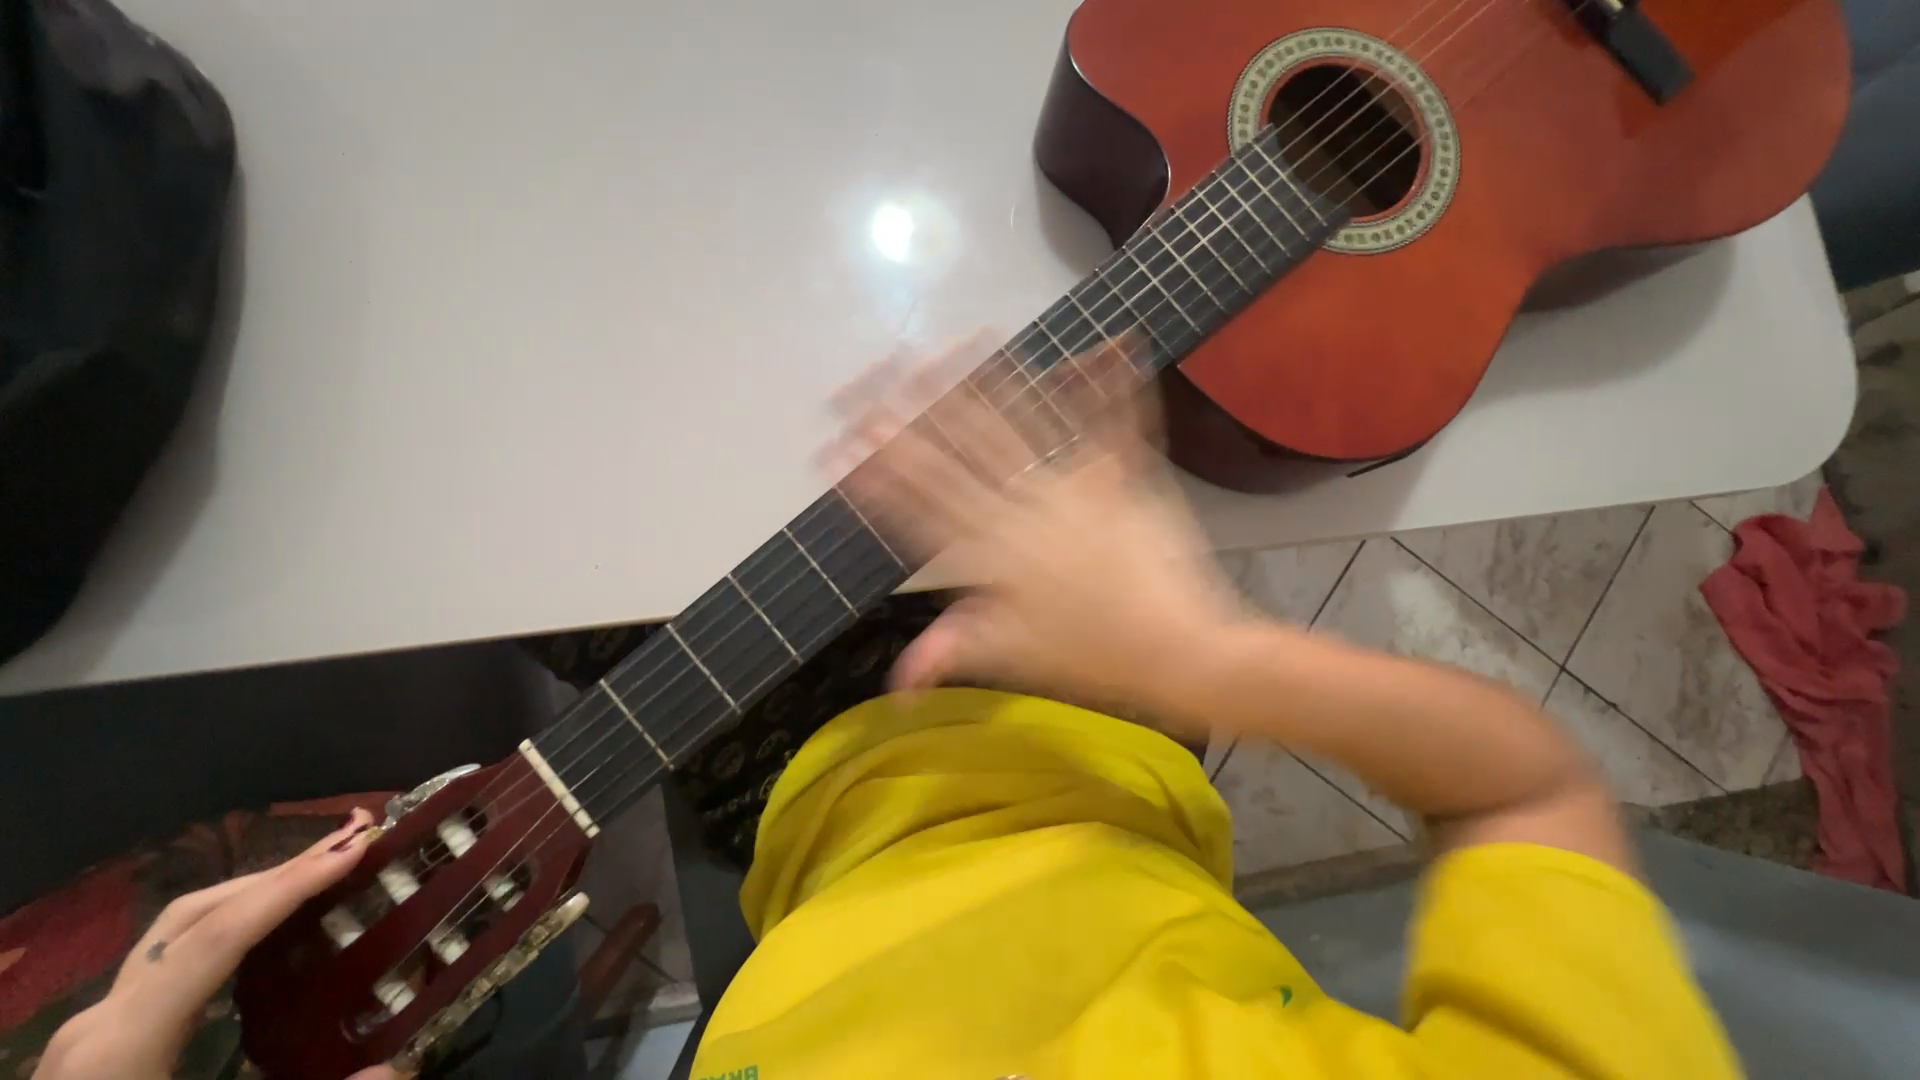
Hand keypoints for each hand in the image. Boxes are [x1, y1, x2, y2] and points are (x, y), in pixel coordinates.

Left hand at [34, 809, 400, 1079]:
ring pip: (183, 927)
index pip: (214, 939)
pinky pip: (176, 954)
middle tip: (357, 843)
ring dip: (259, 890)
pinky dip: (235, 922)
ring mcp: (98, 1024)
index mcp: (120, 1045)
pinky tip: (276, 925)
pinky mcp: (107, 1035)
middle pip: (198, 916)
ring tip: (329, 869)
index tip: (357, 850)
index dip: (287, 888)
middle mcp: (103, 1019)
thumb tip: (396, 1069)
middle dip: (282, 873)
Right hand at [829, 338, 1249, 725]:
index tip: (839, 448)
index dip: (874, 477)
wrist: (1178, 652)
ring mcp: (1077, 486)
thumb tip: (894, 684)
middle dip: (905, 415)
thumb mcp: (1012, 658)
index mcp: (992, 553)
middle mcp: (1024, 508)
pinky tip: (1114, 339)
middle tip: (869, 380)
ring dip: (985, 381)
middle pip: (955, 452)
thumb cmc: (1092, 658)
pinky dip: (1116, 381)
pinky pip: (1120, 423)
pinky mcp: (1127, 478)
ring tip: (953, 341)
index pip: (919, 506)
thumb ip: (951, 651)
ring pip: (1021, 424)